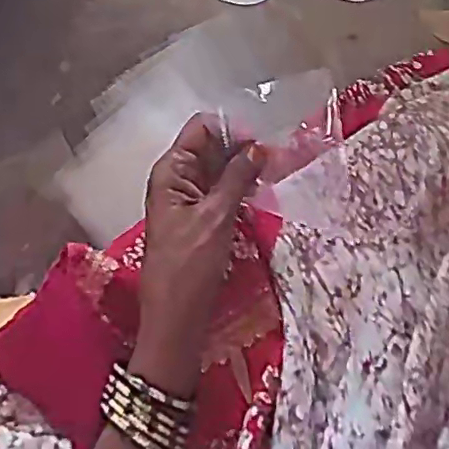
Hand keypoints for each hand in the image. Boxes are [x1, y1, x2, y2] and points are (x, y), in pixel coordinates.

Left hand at [133, 115, 261, 393]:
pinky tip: (263, 186)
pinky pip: (222, 186)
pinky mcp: (200, 213)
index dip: (231, 127)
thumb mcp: (217, 216)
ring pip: (220, 166)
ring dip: (245, 165)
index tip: (262, 139)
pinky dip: (241, 183)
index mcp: (171, 170)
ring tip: (276, 167)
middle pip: (212, 144)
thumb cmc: (190, 266)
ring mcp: (188, 195)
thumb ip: (237, 176)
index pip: (201, 128)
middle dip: (243, 145)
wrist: (176, 320)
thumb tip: (259, 145)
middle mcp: (177, 176)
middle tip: (278, 153)